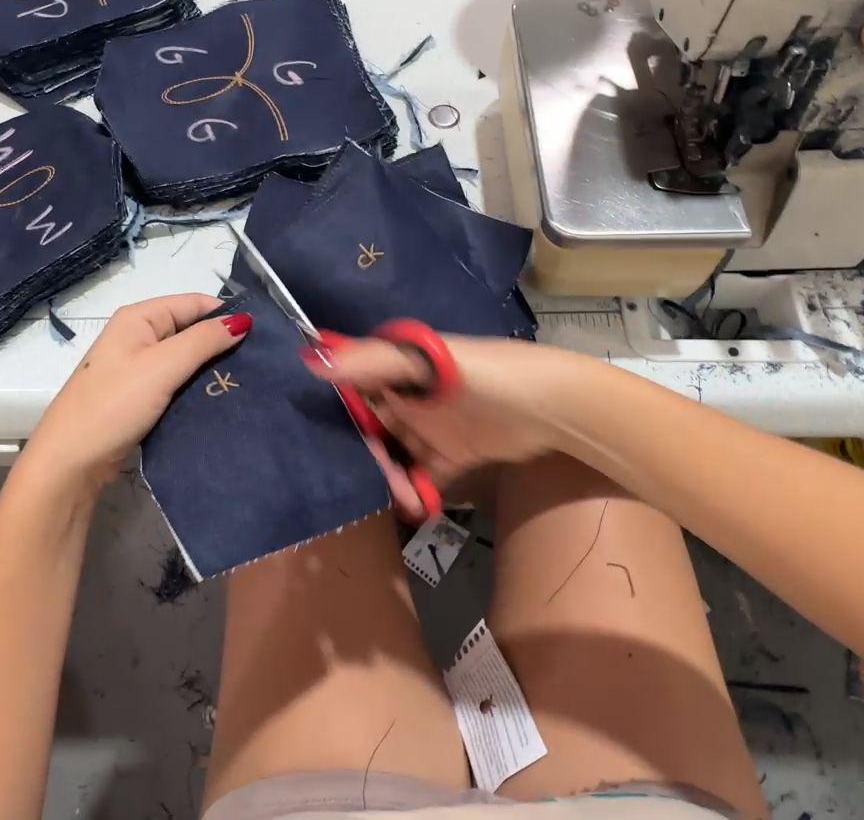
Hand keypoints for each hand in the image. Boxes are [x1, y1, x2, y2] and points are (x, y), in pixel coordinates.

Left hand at [20, 294, 250, 493]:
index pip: (195, 303)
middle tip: (262, 362)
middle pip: (191, 329)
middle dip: (222, 342)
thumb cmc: (115, 405)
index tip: (264, 335)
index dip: (227, 314)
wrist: (71, 461)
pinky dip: (197, 387)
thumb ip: (204, 340)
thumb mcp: (163, 366)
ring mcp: (138, 367)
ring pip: (186, 358)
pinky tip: (220, 398)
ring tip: (249, 381)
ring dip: (212, 367)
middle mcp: (138, 336)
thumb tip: (244, 318)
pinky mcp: (141, 396)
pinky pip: (177, 382)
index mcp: (139, 317)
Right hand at [307, 333, 590, 518]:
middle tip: (363, 483)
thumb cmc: (488, 375)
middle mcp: (409, 396)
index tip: (318, 444)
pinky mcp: (453, 453)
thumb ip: (371, 362)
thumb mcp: (427, 362)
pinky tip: (413, 508)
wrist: (555, 406)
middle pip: (370, 429)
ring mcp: (431, 426)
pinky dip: (415, 492)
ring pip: (394, 456)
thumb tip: (308, 357)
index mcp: (399, 368)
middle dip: (364, 456)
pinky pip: (423, 475)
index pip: (352, 390)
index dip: (334, 415)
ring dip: (389, 478)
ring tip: (399, 498)